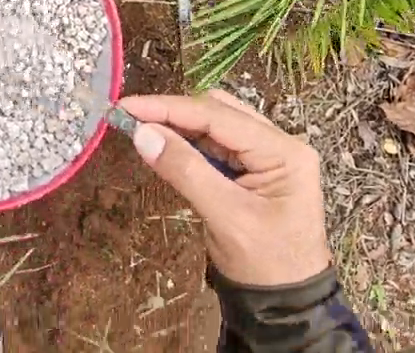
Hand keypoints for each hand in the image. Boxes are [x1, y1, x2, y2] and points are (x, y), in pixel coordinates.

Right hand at [118, 90, 330, 287]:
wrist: (287, 307)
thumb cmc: (266, 265)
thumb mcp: (226, 218)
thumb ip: (185, 171)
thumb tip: (141, 133)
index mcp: (283, 151)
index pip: (218, 115)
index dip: (170, 108)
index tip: (128, 106)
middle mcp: (277, 143)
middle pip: (216, 111)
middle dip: (173, 112)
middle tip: (133, 118)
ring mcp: (266, 154)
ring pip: (213, 123)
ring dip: (178, 125)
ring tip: (143, 130)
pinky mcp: (251, 167)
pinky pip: (213, 143)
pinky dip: (187, 142)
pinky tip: (165, 146)